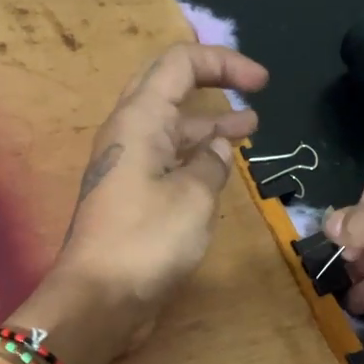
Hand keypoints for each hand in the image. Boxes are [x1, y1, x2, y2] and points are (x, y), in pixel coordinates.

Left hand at [8, 44, 268, 363]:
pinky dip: (196, 161)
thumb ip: (212, 164)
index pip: (180, 65)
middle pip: (170, 92)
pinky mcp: (132, 203)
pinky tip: (220, 172)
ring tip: (248, 131)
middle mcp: (129, 137)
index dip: (224, 63)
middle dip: (213, 86)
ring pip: (172, 133)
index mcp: (139, 120)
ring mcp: (128, 171)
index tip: (263, 83)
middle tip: (252, 95)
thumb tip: (218, 149)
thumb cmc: (147, 241)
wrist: (101, 300)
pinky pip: (167, 166)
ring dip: (209, 129)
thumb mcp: (194, 197)